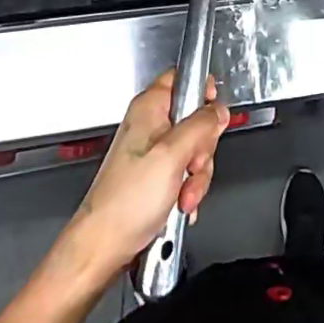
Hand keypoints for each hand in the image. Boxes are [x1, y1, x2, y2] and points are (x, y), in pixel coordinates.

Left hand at [60, 70, 229, 274]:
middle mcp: (150, 124)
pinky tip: (179, 205)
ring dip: (197, 176)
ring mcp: (153, 150)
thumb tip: (219, 110)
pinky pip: (186, 172)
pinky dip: (188, 189)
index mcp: (149, 107)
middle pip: (196, 119)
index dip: (202, 92)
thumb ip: (201, 126)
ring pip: (195, 149)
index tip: (211, 116)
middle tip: (190, 165)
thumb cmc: (126, 200)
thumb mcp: (173, 154)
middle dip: (203, 148)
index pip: (183, 78)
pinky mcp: (155, 174)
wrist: (104, 244)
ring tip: (183, 195)